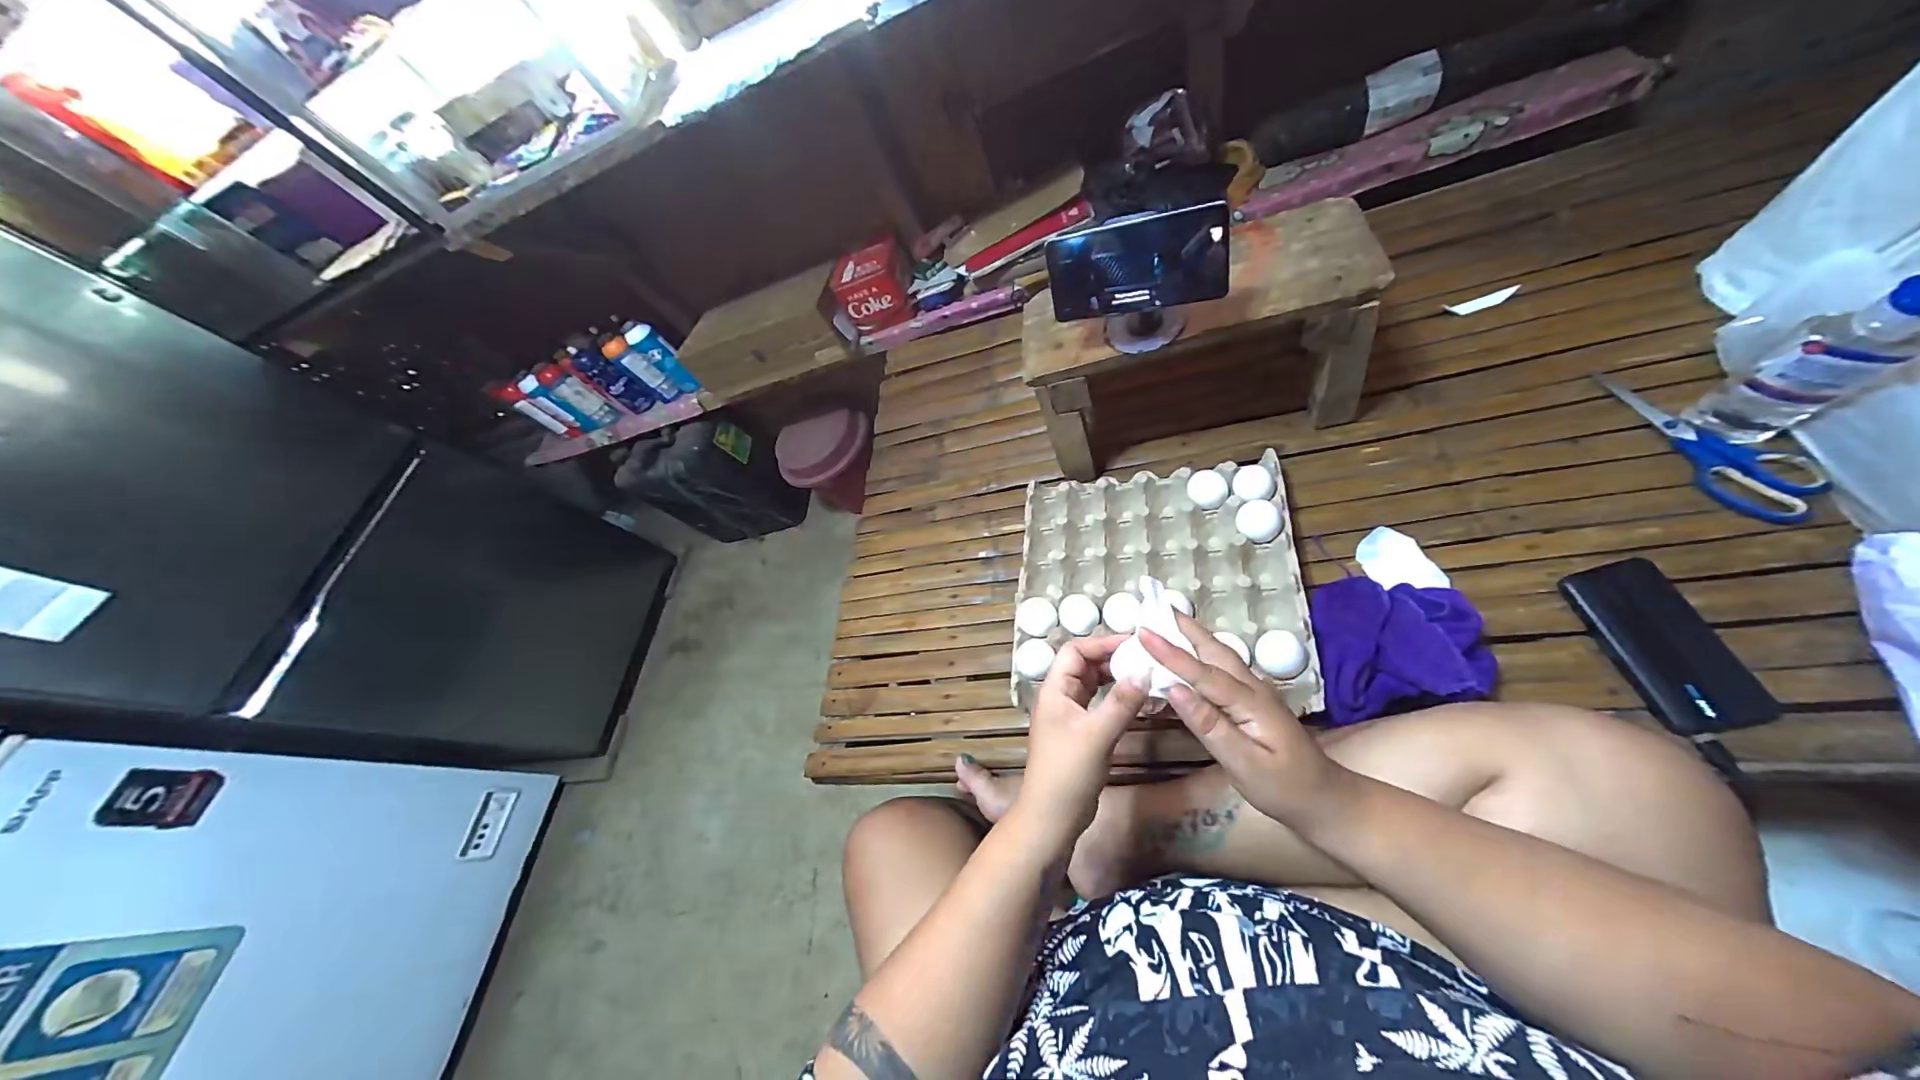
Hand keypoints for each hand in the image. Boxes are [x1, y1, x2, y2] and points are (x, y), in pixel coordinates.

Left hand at [1011, 634, 1148, 852]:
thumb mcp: (1097, 734)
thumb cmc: (1067, 772)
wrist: (1052, 818)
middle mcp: (1060, 698)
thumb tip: (1146, 669)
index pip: (1075, 651)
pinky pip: (1100, 705)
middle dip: (1112, 658)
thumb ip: (1122, 702)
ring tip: (1146, 673)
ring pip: (1094, 685)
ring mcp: (1070, 717)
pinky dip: (1118, 698)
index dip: (1102, 643)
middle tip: (1146, 657)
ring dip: (1116, 677)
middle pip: (1085, 665)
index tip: (1134, 643)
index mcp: (1054, 690)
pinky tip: (1139, 700)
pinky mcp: (1082, 734)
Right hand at [1140, 613, 1349, 827]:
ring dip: (1193, 637)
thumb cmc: (1283, 787)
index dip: (1170, 652)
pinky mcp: (1253, 702)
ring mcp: (1255, 693)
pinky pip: (1222, 671)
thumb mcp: (1243, 763)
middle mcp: (1252, 689)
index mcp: (1249, 702)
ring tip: (1168, 622)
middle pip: (1214, 652)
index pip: (1202, 672)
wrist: (1325, 799)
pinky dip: (1201, 656)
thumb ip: (1209, 725)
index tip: (1144, 631)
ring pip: (1220, 657)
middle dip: (1184, 629)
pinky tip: (1190, 657)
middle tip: (1155, 609)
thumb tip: (1174, 689)